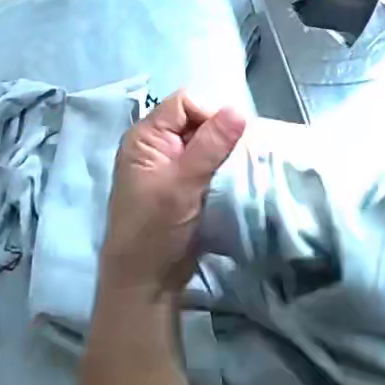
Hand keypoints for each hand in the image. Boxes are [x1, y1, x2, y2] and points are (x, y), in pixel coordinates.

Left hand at [100, 91, 246, 302]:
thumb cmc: (156, 229)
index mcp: (144, 137)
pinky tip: (231, 178)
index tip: (230, 140)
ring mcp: (167, 166)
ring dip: (221, 151)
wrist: (146, 282)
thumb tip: (240, 110)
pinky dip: (219, 166)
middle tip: (237, 155)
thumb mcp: (183, 183)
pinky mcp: (181, 184)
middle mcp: (154, 145)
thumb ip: (211, 145)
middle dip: (219, 132)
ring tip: (237, 167)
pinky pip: (205, 162)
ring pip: (203, 141)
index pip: (185, 103)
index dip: (210, 114)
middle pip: (195, 119)